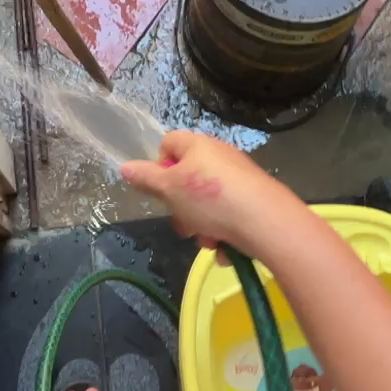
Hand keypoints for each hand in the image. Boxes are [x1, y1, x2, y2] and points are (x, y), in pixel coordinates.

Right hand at [119, 131, 304, 252]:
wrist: (266, 221)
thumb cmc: (211, 199)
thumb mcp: (170, 190)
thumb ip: (146, 179)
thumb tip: (124, 167)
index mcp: (197, 145)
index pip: (168, 143)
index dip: (160, 166)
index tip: (162, 190)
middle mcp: (218, 155)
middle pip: (187, 177)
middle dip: (182, 207)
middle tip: (184, 225)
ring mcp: (238, 177)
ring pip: (207, 202)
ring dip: (202, 224)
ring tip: (209, 240)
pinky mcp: (254, 198)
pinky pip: (228, 213)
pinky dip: (224, 230)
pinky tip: (227, 247)